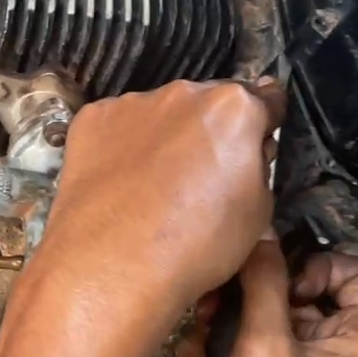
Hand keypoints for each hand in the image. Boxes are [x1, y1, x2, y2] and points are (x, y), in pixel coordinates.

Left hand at [30, 79, 282, 333]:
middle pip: (207, 105)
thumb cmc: (195, 244)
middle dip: (209, 132)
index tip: (256, 143)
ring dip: (164, 138)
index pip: (265, 99)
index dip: (263, 125)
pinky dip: (122, 147)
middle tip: (200, 178)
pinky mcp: (92, 119)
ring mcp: (132, 103)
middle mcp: (183, 93)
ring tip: (152, 189)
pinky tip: (120, 184)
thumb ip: (257, 165)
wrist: (112, 263)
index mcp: (234, 108)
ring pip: (160, 115)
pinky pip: (117, 126)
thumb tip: (248, 151)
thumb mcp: (259, 213)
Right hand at [174, 241, 357, 356]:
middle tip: (209, 317)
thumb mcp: (265, 346)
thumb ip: (263, 281)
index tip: (276, 282)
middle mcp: (328, 349)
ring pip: (246, 323)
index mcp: (355, 337)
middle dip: (237, 305)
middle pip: (283, 292)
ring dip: (210, 343)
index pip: (352, 268)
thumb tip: (262, 229)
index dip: (313, 265)